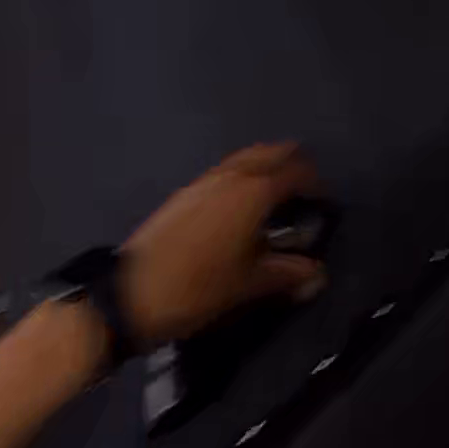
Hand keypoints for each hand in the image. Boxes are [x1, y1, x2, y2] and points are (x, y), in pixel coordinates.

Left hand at [118, 142, 327, 349]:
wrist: (125, 296)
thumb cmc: (197, 287)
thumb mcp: (248, 284)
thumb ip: (287, 274)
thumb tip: (319, 277)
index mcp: (256, 191)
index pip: (298, 172)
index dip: (316, 183)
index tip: (323, 202)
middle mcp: (236, 175)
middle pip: (274, 151)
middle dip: (294, 164)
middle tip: (303, 190)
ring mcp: (208, 179)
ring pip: (249, 156)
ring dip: (267, 165)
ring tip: (273, 195)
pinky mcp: (187, 191)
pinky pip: (228, 168)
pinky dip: (244, 174)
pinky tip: (239, 205)